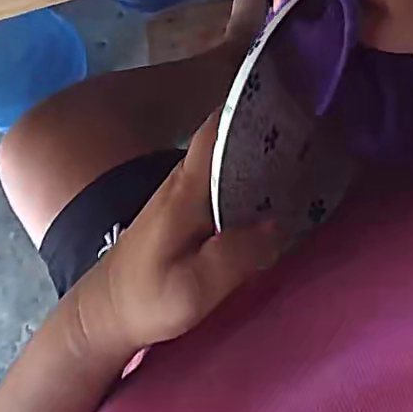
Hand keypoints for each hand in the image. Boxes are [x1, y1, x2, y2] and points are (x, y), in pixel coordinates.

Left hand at [70, 113, 279, 361]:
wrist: (105, 310)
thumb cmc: (147, 298)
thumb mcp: (195, 289)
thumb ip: (235, 255)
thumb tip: (277, 223)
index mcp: (186, 188)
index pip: (213, 131)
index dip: (243, 109)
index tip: (281, 101)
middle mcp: (184, 179)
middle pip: (223, 138)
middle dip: (260, 129)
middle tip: (307, 130)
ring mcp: (183, 191)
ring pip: (223, 158)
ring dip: (255, 152)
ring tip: (301, 153)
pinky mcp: (185, 208)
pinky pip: (220, 178)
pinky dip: (245, 175)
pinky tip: (272, 189)